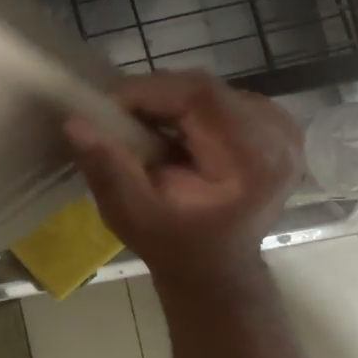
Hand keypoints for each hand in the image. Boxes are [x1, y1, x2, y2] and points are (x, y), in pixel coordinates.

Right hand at [64, 71, 302, 270]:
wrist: (217, 269)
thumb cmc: (174, 245)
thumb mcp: (131, 214)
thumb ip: (107, 168)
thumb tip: (75, 122)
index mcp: (252, 160)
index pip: (198, 96)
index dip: (146, 92)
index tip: (107, 112)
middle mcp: (278, 136)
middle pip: (203, 88)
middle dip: (152, 96)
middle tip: (117, 121)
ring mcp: (282, 128)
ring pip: (208, 88)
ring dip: (166, 101)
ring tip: (140, 129)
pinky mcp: (275, 125)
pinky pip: (219, 97)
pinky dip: (183, 107)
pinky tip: (167, 133)